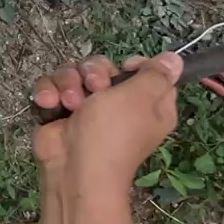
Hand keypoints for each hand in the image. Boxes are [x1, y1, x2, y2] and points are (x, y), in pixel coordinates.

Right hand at [31, 54, 181, 190]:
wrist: (74, 164)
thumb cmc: (113, 132)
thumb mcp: (140, 99)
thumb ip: (155, 75)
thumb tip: (175, 59)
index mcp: (147, 102)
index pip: (142, 70)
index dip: (130, 65)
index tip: (123, 70)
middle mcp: (117, 102)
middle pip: (99, 66)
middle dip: (90, 73)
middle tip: (93, 89)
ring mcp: (85, 105)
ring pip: (71, 73)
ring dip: (66, 84)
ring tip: (68, 104)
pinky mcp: (59, 108)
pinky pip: (50, 86)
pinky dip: (48, 94)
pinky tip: (50, 105)